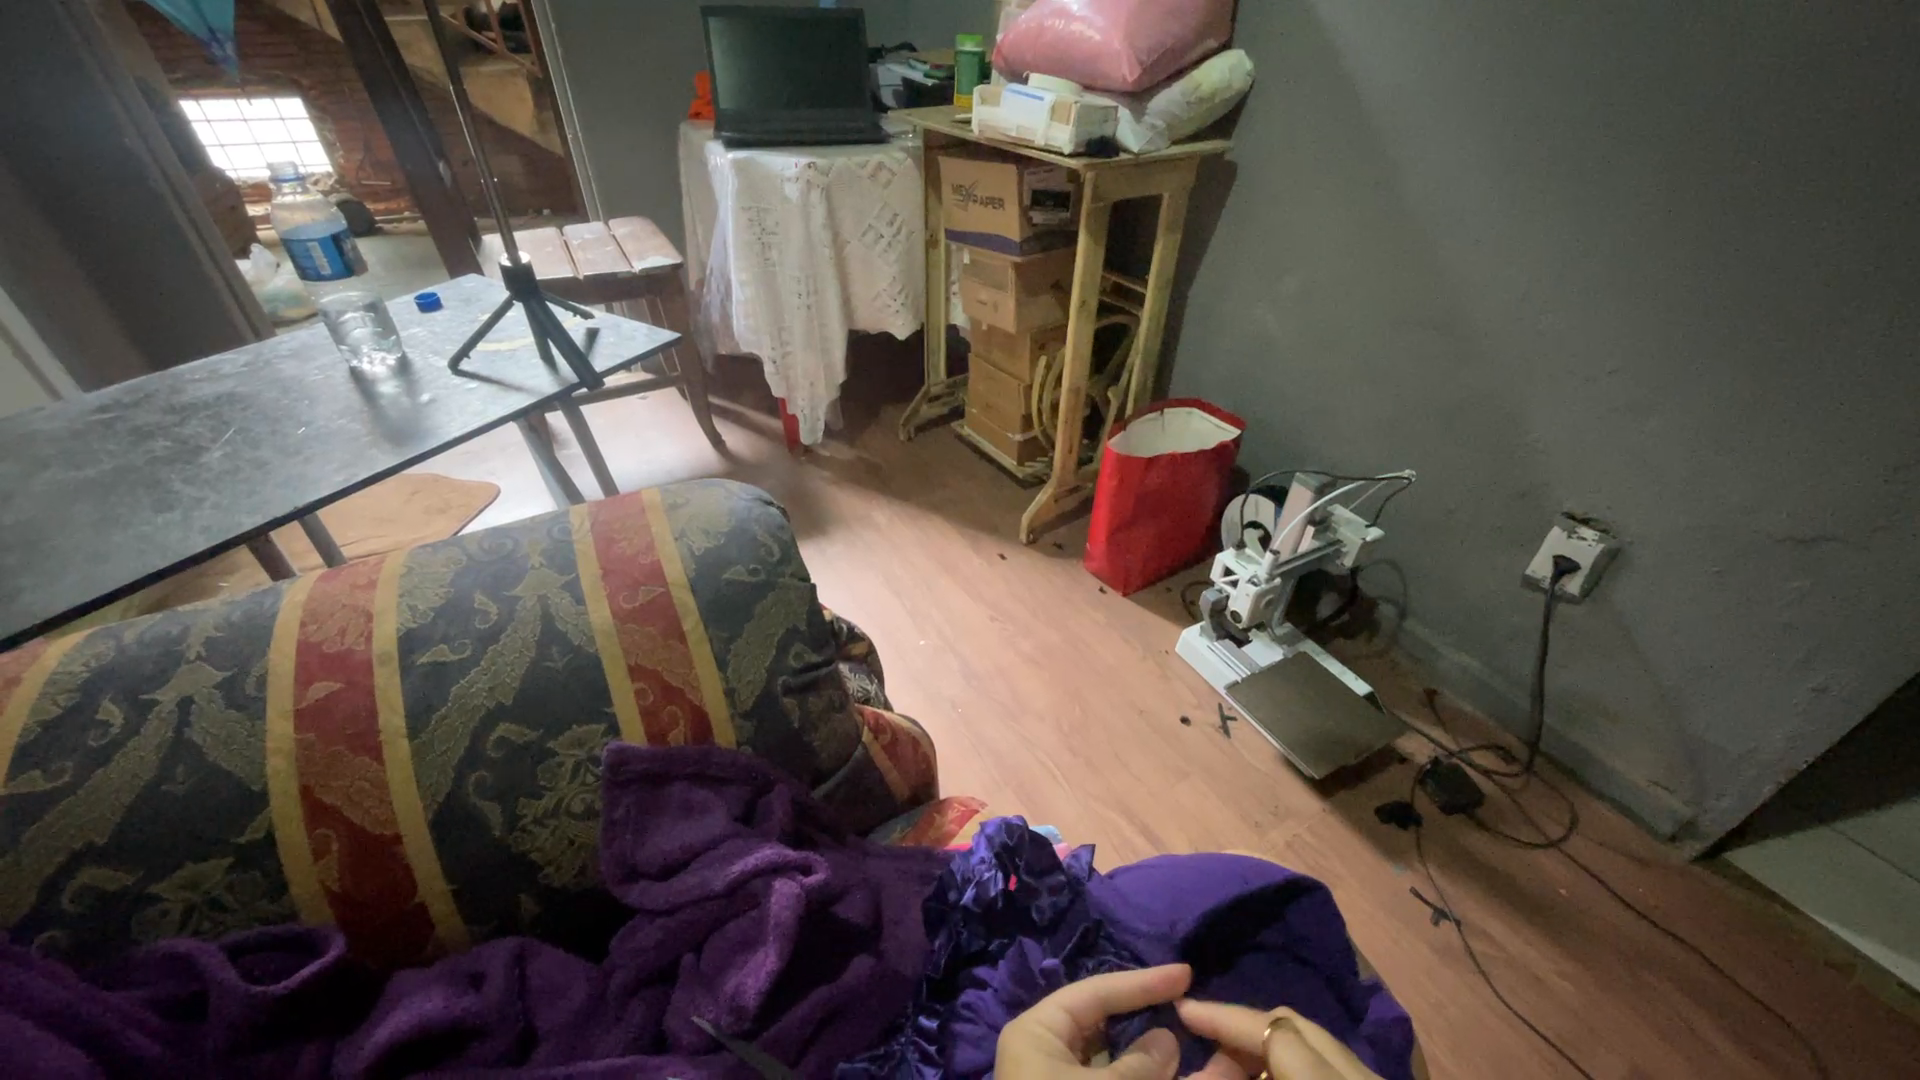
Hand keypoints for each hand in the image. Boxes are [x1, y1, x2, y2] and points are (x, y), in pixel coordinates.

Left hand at [994, 964, 1191, 1079]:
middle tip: (1194, 1014)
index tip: (1185, 974)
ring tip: (1206, 1057)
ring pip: (1117, 1064)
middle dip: (1151, 1025)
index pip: (1096, 993)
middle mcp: (1047, 1054)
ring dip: (1156, 1065)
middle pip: (1107, 1028)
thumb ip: (1139, 1066)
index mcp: (1039, 1032)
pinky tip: (1182, 1077)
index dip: (1142, 983)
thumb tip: (1167, 1040)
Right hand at [1175, 1000, 1383, 1079]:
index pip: (1273, 1030)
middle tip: (1204, 1059)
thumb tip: (1203, 1070)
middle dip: (1241, 1031)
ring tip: (1232, 1075)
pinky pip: (1327, 1067)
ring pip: (1311, 1044)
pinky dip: (1289, 1069)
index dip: (1222, 1017)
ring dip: (1263, 1051)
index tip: (1181, 1011)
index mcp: (1331, 1079)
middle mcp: (1360, 1074)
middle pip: (1292, 1023)